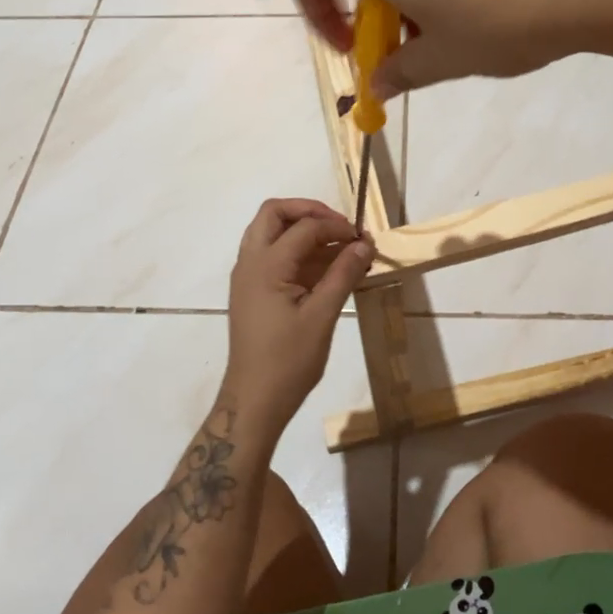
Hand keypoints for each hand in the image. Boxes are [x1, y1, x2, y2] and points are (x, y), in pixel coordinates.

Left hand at [225, 198, 373, 421]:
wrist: (254, 401)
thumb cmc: (288, 361)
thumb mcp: (322, 316)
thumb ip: (343, 275)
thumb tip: (365, 244)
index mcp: (265, 265)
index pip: (304, 227)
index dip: (337, 227)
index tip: (364, 240)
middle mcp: (250, 262)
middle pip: (274, 214)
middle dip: (309, 212)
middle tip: (340, 228)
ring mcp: (247, 277)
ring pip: (270, 233)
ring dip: (303, 231)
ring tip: (339, 249)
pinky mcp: (252, 292)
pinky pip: (272, 256)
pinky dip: (297, 252)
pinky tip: (327, 271)